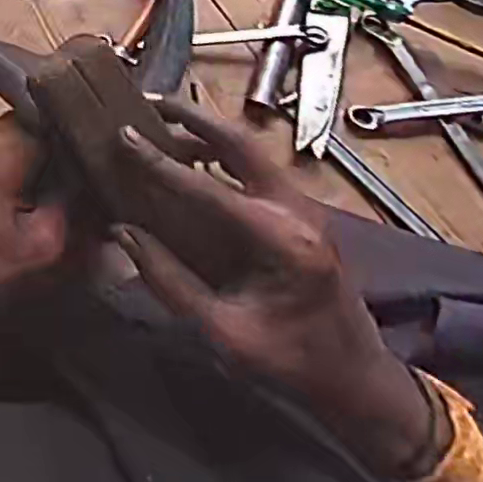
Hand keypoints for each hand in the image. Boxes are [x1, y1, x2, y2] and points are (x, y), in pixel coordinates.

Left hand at [0, 113, 68, 338]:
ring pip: (17, 125)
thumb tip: (89, 179)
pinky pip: (7, 138)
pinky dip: (26, 146)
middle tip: (84, 151)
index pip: (42, 127)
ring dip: (41, 138)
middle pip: (28, 120)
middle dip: (55, 133)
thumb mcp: (44, 241)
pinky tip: (46, 166)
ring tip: (69, 158)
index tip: (94, 145)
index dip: (69, 136)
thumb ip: (68, 204)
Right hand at [112, 100, 439, 477]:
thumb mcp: (223, 332)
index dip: (158, 161)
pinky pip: (253, 165)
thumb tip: (121, 231)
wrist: (360, 381)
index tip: (122, 136)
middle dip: (192, 116)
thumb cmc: (293, 361)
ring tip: (159, 118)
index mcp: (282, 242)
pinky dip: (217, 148)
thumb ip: (168, 280)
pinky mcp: (300, 211)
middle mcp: (297, 212)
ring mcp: (305, 208)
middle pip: (240, 143)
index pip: (206, 187)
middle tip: (148, 100)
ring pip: (249, 148)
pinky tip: (187, 151)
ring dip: (203, 128)